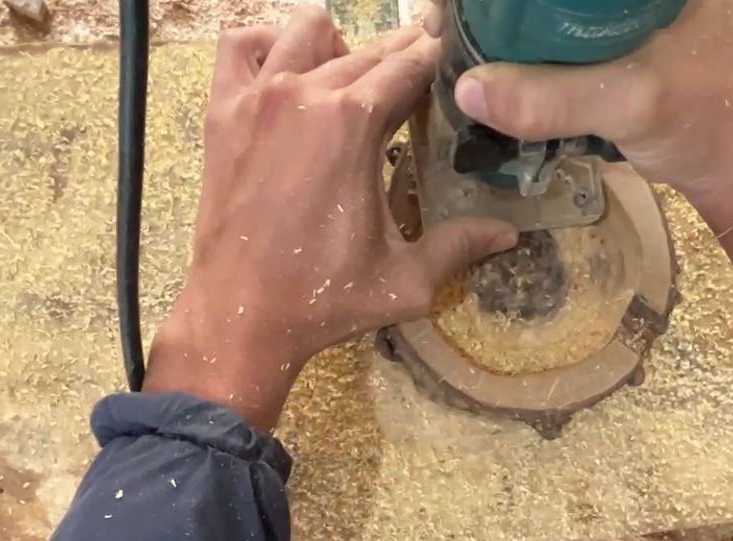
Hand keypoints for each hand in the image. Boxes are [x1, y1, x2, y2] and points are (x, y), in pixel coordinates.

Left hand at [145, 11, 519, 429]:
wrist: (241, 315)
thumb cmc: (324, 300)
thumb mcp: (405, 280)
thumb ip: (458, 247)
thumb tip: (509, 233)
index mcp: (354, 125)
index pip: (409, 68)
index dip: (436, 64)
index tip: (453, 69)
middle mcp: (306, 93)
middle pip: (366, 50)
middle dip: (400, 57)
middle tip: (422, 70)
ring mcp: (258, 97)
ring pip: (308, 33)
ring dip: (340, 46)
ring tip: (354, 79)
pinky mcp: (222, 113)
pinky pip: (242, 47)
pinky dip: (270, 45)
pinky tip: (289, 69)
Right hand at [426, 0, 732, 299]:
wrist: (727, 157)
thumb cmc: (699, 116)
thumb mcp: (628, 103)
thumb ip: (553, 99)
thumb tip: (467, 90)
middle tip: (435, 17)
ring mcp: (605, 3)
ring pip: (533, 3)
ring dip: (487, 14)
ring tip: (442, 31)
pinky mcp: (595, 32)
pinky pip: (540, 28)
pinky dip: (507, 40)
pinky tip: (478, 55)